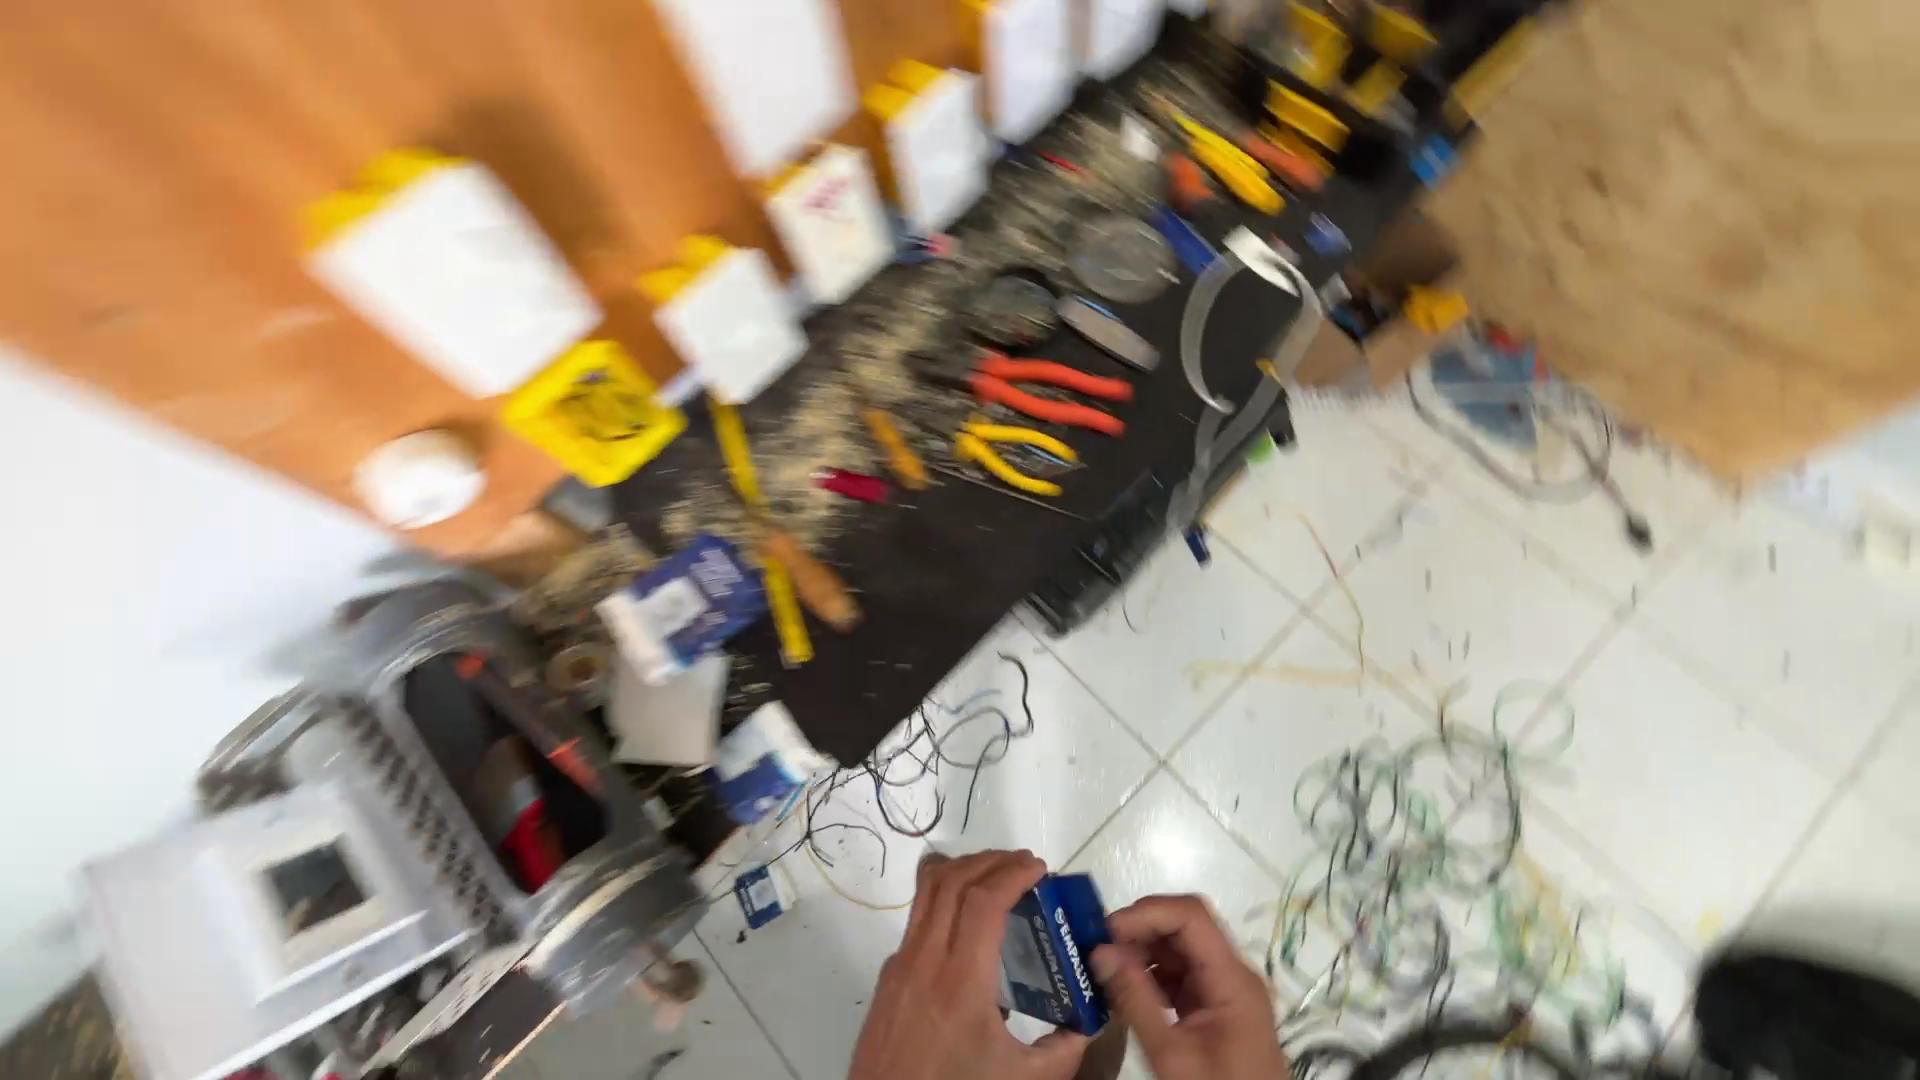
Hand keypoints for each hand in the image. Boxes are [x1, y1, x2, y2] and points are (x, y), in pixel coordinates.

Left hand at [848, 850, 1089, 1079]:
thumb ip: (1062, 1050)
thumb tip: (1088, 1018)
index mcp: (961, 982)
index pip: (983, 901)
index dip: (1012, 874)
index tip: (1039, 867)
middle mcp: (925, 960)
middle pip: (952, 880)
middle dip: (992, 860)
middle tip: (1025, 864)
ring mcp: (901, 963)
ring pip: (927, 889)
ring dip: (964, 869)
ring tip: (997, 873)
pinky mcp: (889, 973)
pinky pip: (918, 915)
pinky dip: (945, 895)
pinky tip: (969, 918)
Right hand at [1091, 895, 1289, 1079]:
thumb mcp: (1171, 1056)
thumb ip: (1135, 1000)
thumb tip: (1100, 950)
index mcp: (1232, 979)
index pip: (1190, 915)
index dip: (1147, 913)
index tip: (1107, 932)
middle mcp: (1233, 973)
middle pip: (1184, 926)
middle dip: (1140, 930)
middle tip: (1101, 951)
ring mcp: (1225, 990)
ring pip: (1179, 947)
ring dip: (1142, 952)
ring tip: (1107, 973)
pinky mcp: (1215, 1007)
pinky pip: (1180, 974)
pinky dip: (1150, 975)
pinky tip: (1126, 993)